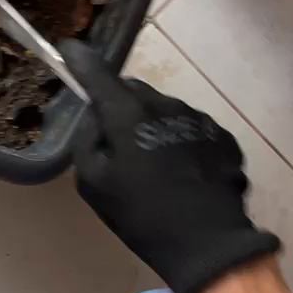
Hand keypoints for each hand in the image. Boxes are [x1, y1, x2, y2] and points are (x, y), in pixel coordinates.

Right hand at [62, 42, 279, 292]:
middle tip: (113, 142)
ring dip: (149, 126)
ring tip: (149, 165)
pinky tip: (177, 174)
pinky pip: (188, 129)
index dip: (81, 61)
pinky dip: (176, 142)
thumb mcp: (92, 182)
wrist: (207, 243)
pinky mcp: (223, 138)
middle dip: (119, 107)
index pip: (100, 76)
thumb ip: (87, 141)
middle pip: (133, 92)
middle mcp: (166, 106)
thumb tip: (97, 119)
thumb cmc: (139, 214)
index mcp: (129, 115)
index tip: (69, 49)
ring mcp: (199, 120)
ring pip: (163, 110)